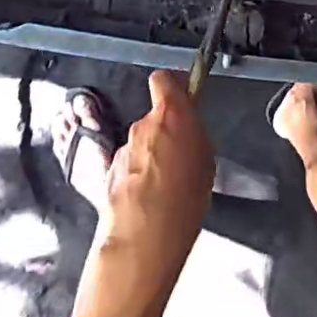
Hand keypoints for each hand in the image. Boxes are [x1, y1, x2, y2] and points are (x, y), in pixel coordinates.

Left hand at [99, 71, 214, 264]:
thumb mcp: (207, 158)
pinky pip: (129, 166)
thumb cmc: (184, 195)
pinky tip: (149, 198)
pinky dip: (137, 176)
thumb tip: (188, 134)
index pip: (164, 79)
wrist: (145, 236)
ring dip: (151, 157)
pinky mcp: (109, 173)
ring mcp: (124, 149)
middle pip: (155, 118)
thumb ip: (194, 135)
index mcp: (172, 113)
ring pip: (141, 144)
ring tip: (166, 184)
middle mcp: (144, 125)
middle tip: (180, 155)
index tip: (181, 98)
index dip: (172, 86)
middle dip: (165, 132)